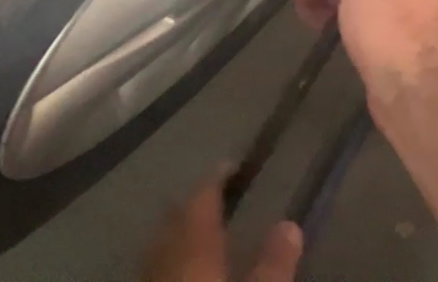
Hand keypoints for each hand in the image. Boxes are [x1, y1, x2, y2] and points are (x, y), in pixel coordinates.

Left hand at [143, 168, 300, 281]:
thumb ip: (274, 264)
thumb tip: (289, 224)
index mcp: (195, 247)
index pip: (202, 198)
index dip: (216, 179)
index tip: (232, 166)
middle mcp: (165, 257)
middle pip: (176, 219)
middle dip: (194, 206)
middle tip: (217, 199)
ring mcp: (148, 281)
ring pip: (161, 247)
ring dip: (180, 236)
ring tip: (202, 236)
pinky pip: (156, 273)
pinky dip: (170, 264)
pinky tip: (183, 276)